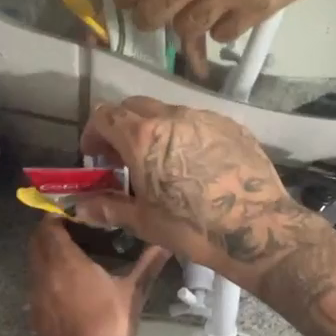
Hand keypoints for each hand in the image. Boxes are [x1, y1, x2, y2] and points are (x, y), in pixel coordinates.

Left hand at [27, 215, 170, 335]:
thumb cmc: (110, 325)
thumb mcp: (133, 292)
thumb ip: (147, 264)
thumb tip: (166, 243)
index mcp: (64, 261)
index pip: (49, 226)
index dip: (60, 216)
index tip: (78, 215)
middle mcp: (44, 273)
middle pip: (37, 242)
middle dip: (52, 233)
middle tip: (77, 231)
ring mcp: (36, 295)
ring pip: (35, 263)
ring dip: (48, 255)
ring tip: (74, 256)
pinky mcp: (35, 313)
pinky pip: (37, 285)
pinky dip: (48, 277)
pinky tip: (68, 286)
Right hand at [75, 97, 313, 283]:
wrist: (255, 228)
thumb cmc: (193, 228)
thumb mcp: (144, 222)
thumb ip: (109, 208)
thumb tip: (80, 207)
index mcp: (143, 137)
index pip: (105, 116)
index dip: (93, 134)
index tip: (95, 157)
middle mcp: (172, 117)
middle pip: (134, 107)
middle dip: (121, 128)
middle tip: (122, 159)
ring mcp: (204, 118)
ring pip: (167, 112)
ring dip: (153, 131)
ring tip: (159, 164)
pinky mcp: (230, 126)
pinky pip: (197, 122)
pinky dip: (184, 136)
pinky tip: (192, 166)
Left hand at [116, 0, 335, 81]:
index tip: (123, 0)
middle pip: (157, 10)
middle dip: (146, 18)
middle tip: (146, 17)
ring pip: (186, 27)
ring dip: (180, 25)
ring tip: (182, 17)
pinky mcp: (254, 11)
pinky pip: (221, 35)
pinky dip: (216, 30)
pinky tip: (219, 19)